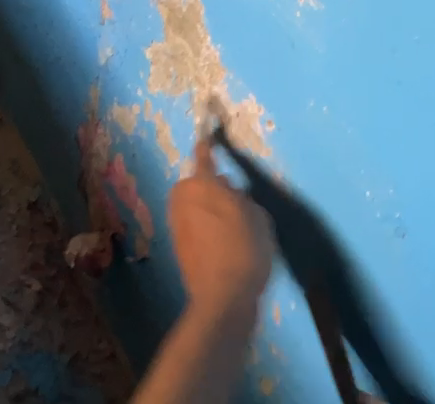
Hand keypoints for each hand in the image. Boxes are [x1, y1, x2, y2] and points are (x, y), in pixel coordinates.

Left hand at [168, 135, 274, 313]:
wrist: (222, 297)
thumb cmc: (245, 249)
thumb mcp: (258, 217)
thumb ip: (242, 198)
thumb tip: (229, 193)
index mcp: (204, 184)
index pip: (203, 156)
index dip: (206, 146)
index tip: (206, 137)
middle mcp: (184, 198)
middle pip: (195, 183)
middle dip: (209, 187)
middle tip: (231, 199)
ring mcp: (177, 221)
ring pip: (192, 205)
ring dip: (205, 208)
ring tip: (229, 226)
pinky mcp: (176, 243)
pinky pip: (191, 224)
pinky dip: (202, 227)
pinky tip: (220, 244)